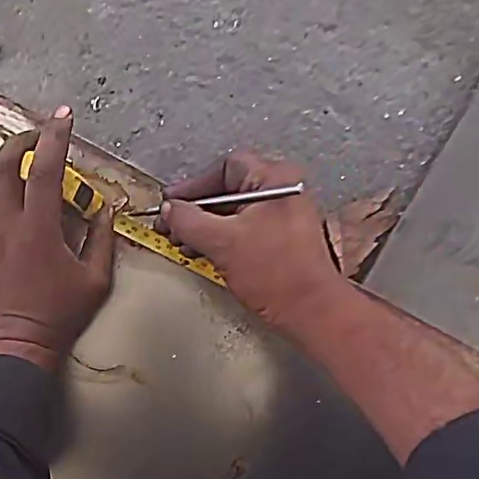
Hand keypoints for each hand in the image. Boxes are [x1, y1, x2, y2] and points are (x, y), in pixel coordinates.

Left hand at [0, 107, 115, 371]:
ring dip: (4, 162)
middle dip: (23, 142)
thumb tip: (104, 209)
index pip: (45, 171)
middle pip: (6, 167)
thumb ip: (102, 238)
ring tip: (23, 156)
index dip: (55, 139)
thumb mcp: (95, 278)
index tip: (62, 118)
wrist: (23, 341)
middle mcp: (8, 227)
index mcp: (38, 231)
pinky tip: (1, 185)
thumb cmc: (60, 314)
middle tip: (40, 136)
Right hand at [158, 152, 347, 332]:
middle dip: (194, 210)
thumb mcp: (221, 242)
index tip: (172, 201)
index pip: (225, 168)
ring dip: (202, 227)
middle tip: (171, 223)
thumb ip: (188, 221)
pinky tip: (201, 251)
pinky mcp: (278, 240)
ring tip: (181, 241)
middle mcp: (281, 193)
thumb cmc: (279, 275)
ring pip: (231, 213)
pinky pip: (240, 230)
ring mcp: (281, 217)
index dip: (193, 185)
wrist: (308, 310)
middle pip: (226, 190)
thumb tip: (170, 210)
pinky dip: (218, 239)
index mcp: (275, 181)